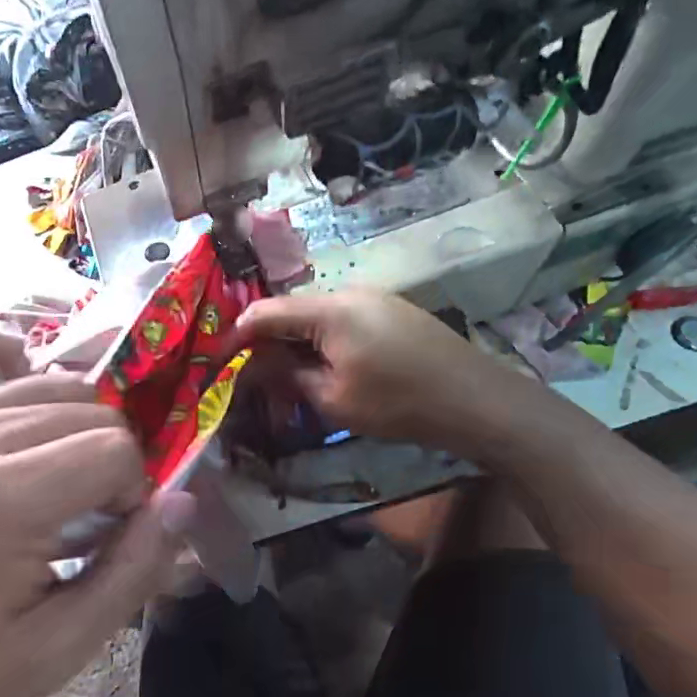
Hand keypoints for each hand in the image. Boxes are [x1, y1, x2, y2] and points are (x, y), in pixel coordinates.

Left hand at [0, 329, 192, 696]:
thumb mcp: (57, 651)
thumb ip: (132, 572)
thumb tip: (182, 501)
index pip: (114, 451)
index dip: (134, 495)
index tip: (109, 540)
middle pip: (91, 411)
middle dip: (112, 463)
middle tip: (88, 520)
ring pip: (51, 384)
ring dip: (78, 429)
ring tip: (59, 484)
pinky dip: (9, 359)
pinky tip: (21, 394)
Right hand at [231, 290, 531, 455]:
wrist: (473, 399)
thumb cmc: (397, 403)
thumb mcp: (333, 399)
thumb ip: (287, 376)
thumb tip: (254, 365)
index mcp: (329, 309)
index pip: (266, 312)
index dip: (238, 336)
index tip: (222, 362)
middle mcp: (350, 292)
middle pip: (294, 311)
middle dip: (271, 342)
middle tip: (258, 377)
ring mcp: (377, 298)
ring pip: (321, 316)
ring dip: (301, 343)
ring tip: (295, 377)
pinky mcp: (395, 310)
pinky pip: (347, 320)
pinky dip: (329, 341)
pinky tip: (334, 366)